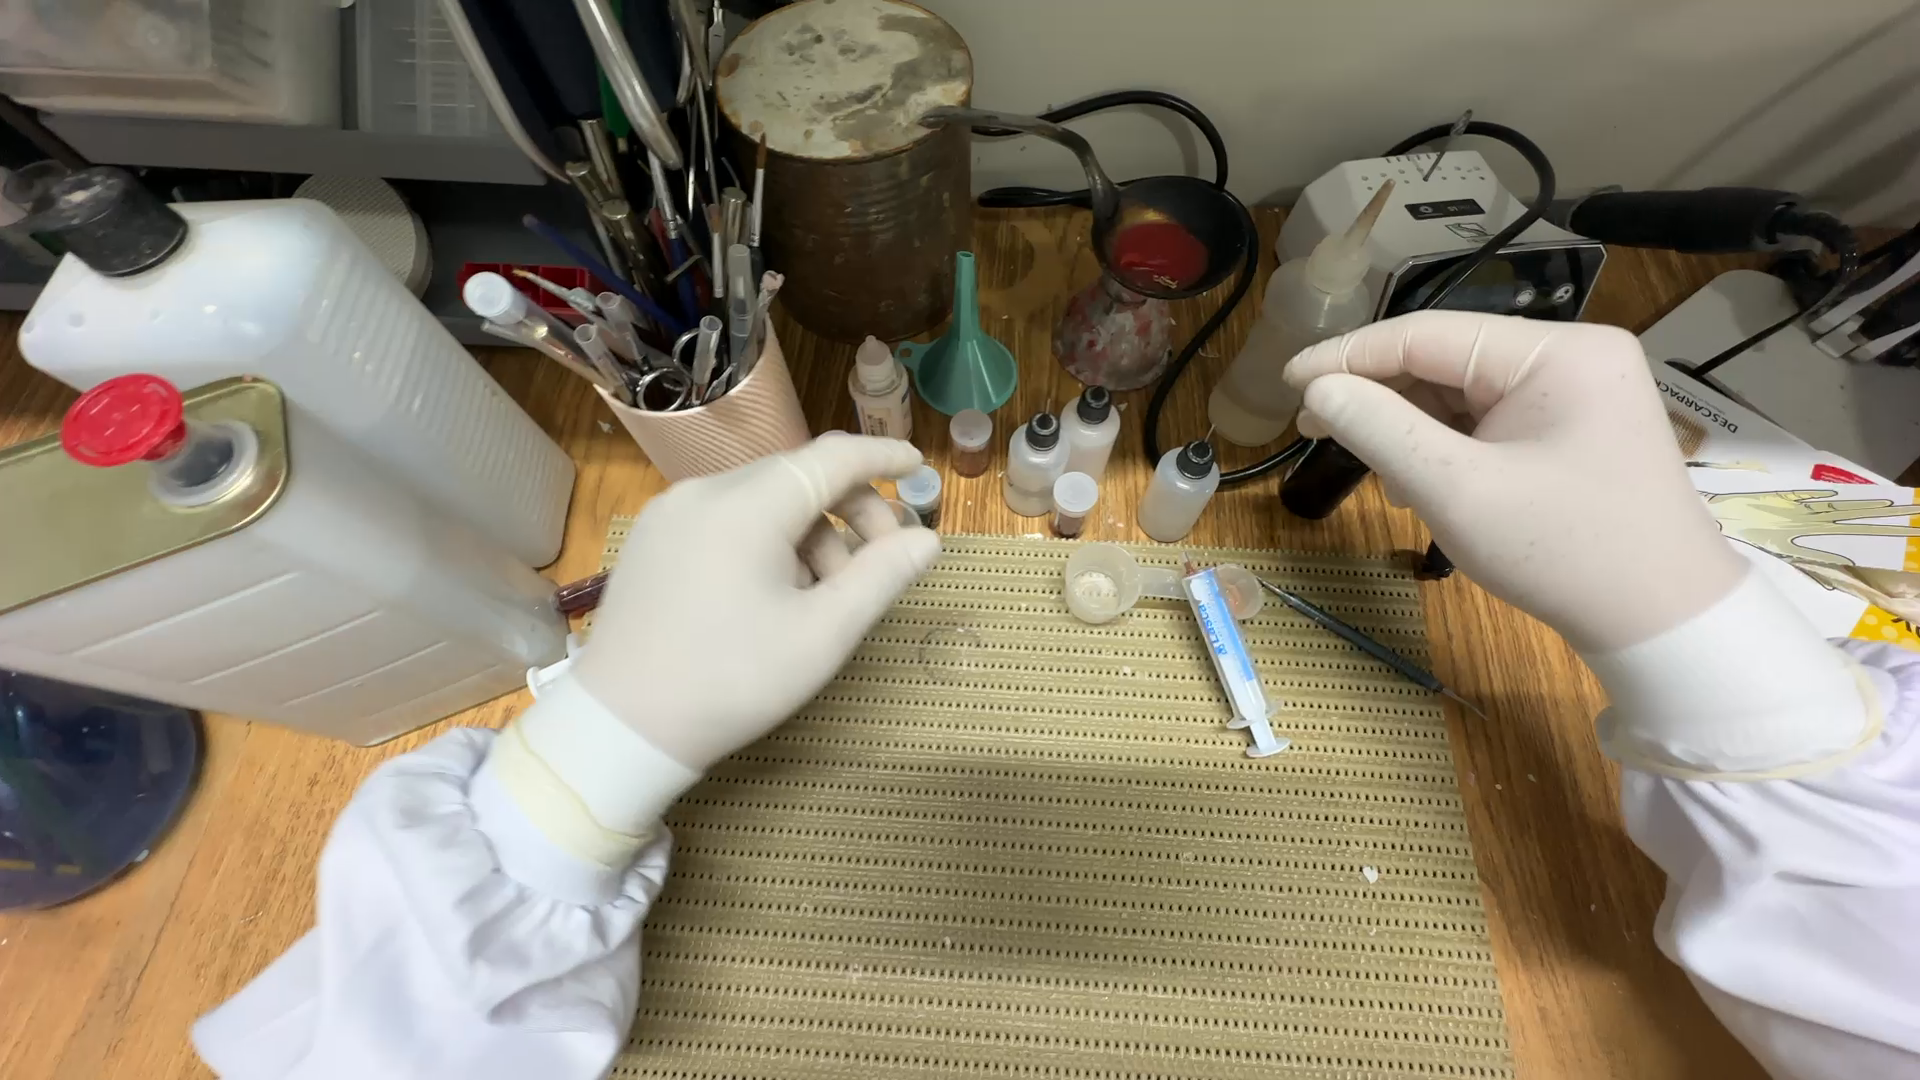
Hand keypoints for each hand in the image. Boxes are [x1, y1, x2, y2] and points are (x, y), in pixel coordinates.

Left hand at [573, 433, 940, 770]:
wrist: (621, 728)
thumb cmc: (731, 681)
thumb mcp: (822, 634)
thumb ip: (882, 577)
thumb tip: (927, 540)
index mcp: (747, 507)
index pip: (832, 457)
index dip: (883, 457)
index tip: (919, 466)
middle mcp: (705, 491)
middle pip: (800, 476)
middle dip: (852, 510)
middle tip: (879, 561)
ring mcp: (673, 512)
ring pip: (766, 499)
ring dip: (813, 532)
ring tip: (826, 593)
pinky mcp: (656, 537)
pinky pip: (731, 517)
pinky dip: (772, 539)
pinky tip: (779, 591)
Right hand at [1284, 311, 1745, 650]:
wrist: (1658, 618)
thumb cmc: (1559, 550)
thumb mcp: (1454, 488)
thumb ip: (1378, 429)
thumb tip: (1316, 390)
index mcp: (1554, 353)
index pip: (1425, 334)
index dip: (1347, 355)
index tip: (1287, 380)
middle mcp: (1566, 357)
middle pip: (1439, 360)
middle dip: (1370, 393)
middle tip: (1307, 424)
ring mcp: (1568, 392)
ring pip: (1453, 392)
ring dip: (1397, 423)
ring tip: (1353, 457)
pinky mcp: (1561, 427)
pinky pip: (1475, 419)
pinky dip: (1431, 443)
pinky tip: (1406, 476)